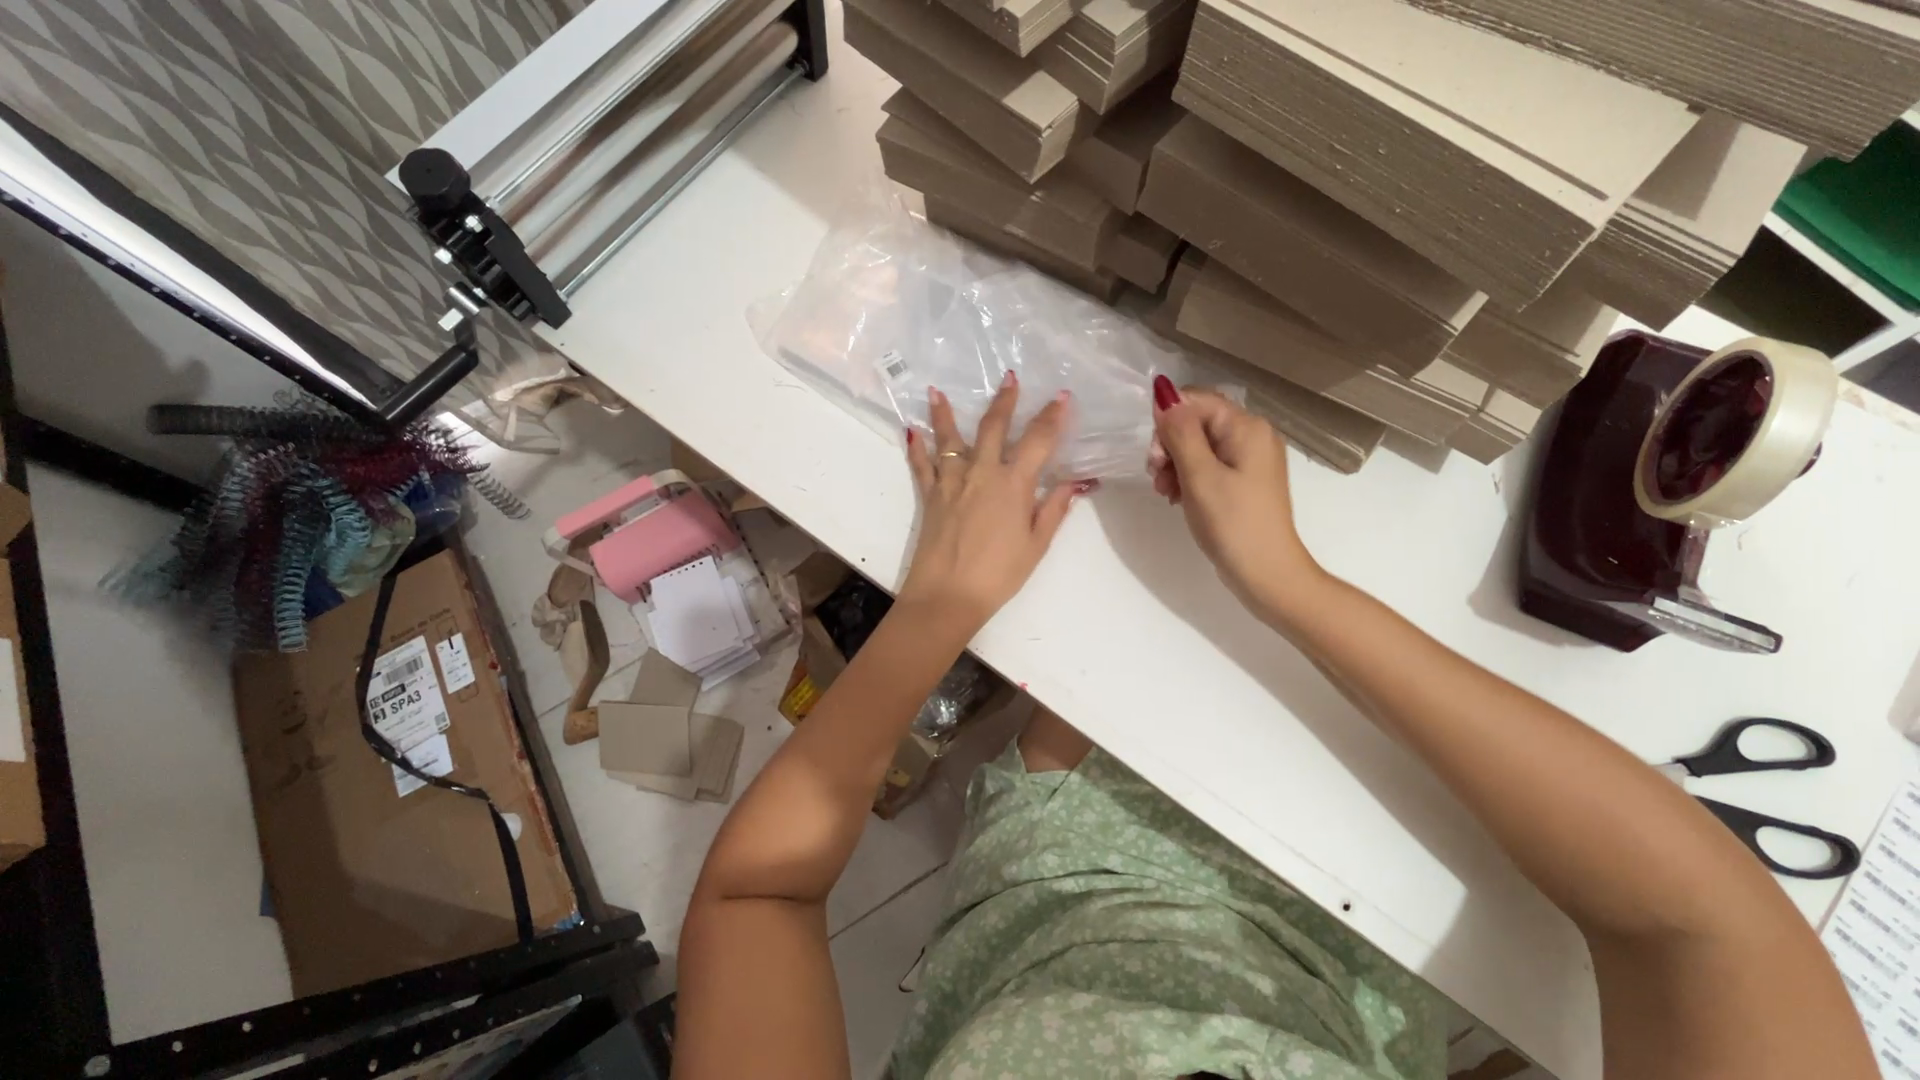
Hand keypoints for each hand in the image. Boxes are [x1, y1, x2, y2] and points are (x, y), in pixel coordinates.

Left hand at [899, 374, 1092, 630]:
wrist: (948, 595)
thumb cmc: (999, 575)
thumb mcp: (1036, 545)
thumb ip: (1054, 510)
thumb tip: (1074, 482)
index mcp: (1014, 484)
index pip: (1038, 441)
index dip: (1053, 417)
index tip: (1062, 397)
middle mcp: (982, 473)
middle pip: (993, 427)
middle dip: (1004, 401)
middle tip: (1009, 378)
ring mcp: (952, 483)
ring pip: (949, 440)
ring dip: (944, 413)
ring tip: (937, 391)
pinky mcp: (931, 497)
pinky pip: (922, 466)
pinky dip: (916, 448)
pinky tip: (911, 432)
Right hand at [1149, 377, 1324, 615]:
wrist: (1266, 573)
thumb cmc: (1232, 523)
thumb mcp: (1199, 475)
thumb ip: (1179, 431)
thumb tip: (1163, 393)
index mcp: (1246, 427)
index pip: (1195, 401)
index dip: (1168, 421)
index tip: (1154, 458)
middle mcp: (1253, 435)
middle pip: (1197, 422)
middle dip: (1169, 446)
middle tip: (1158, 479)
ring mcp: (1251, 460)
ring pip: (1200, 445)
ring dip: (1175, 464)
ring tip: (1166, 494)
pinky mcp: (1246, 481)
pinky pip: (1210, 465)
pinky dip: (1189, 477)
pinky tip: (1179, 498)